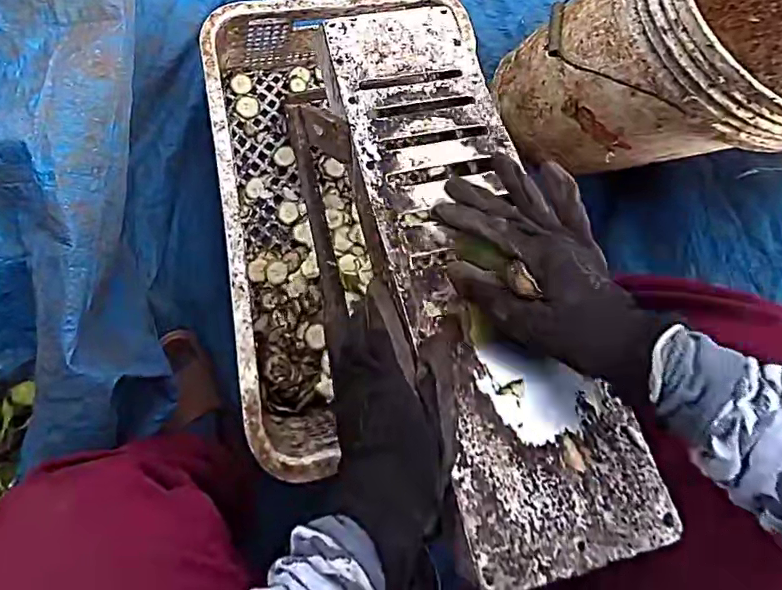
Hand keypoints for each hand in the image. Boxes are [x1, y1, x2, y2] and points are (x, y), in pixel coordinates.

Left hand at [331, 308, 443, 589]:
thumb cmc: (415, 459)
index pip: (378, 324)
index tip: (375, 280)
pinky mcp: (339, 403)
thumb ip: (437, 367)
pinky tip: (344, 342)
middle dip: (352, 304)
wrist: (379, 501)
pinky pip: (337, 361)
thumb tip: (444, 330)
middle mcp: (360, 373)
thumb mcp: (437, 414)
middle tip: (354, 282)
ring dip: (339, 319)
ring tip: (341, 299)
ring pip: (338, 342)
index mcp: (386, 371)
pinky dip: (338, 344)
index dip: (376, 301)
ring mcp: (345, 387)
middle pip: (350, 327)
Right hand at [433, 155, 673, 405]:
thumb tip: (455, 270)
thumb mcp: (529, 324)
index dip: (465, 219)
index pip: (493, 231)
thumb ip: (491, 295)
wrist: (632, 344)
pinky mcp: (584, 245)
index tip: (441, 210)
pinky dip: (562, 187)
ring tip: (498, 157)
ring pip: (538, 201)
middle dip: (478, 197)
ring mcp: (570, 239)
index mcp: (540, 255)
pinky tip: (552, 169)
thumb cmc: (581, 337)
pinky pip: (572, 209)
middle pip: (509, 211)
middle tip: (453, 183)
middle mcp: (554, 239)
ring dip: (517, 179)